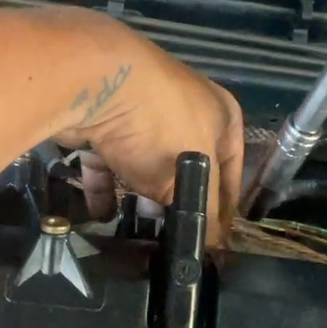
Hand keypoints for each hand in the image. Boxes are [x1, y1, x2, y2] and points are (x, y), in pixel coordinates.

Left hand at [51, 16, 243, 233]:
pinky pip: (108, 163)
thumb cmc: (162, 126)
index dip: (224, 207)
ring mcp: (141, 113)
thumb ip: (207, 211)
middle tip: (169, 237)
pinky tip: (101, 216)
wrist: (95, 82)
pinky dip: (105, 188)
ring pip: (144, 166)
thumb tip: (217, 245)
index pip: (232, 170)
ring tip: (135, 232)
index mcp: (222, 115)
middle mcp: (185, 110)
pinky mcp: (103, 120)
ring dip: (139, 198)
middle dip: (174, 204)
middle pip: (184, 168)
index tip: (214, 241)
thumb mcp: (195, 175)